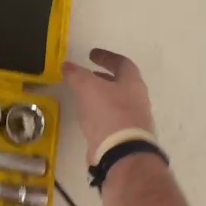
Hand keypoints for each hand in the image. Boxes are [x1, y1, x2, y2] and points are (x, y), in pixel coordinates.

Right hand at [62, 48, 158, 164]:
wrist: (121, 151)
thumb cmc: (108, 112)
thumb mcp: (88, 87)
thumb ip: (77, 75)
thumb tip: (67, 65)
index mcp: (132, 83)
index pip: (122, 63)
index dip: (106, 57)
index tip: (92, 54)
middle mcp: (137, 99)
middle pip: (122, 83)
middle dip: (104, 77)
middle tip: (88, 74)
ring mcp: (134, 120)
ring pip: (117, 101)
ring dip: (101, 96)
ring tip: (84, 96)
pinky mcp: (125, 136)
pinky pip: (112, 119)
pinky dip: (99, 114)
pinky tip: (87, 118)